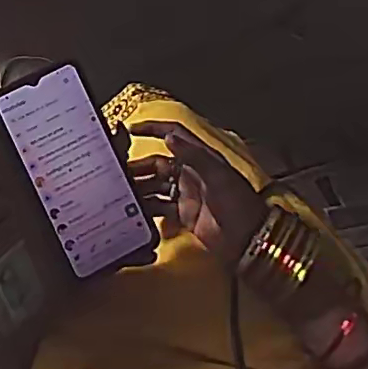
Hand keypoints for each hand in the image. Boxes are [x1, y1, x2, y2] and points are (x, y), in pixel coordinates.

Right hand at [126, 120, 268, 265]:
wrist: (249, 240)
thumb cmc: (239, 204)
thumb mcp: (218, 176)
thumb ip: (193, 155)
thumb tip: (169, 137)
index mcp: (200, 157)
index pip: (174, 134)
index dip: (154, 128)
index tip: (132, 129)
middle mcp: (190, 172)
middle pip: (158, 163)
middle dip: (138, 165)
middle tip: (118, 170)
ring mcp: (185, 193)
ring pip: (155, 184)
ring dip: (139, 186)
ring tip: (122, 191)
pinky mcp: (183, 213)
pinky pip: (159, 206)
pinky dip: (146, 207)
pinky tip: (134, 209)